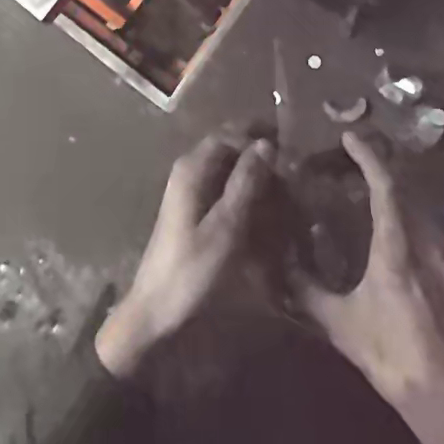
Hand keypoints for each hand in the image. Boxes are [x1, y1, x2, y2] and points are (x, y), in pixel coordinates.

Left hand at [95, 135, 272, 376]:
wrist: (154, 309)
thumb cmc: (191, 268)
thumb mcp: (225, 227)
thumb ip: (245, 183)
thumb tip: (266, 144)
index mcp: (191, 169)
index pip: (227, 133)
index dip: (257, 136)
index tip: (288, 148)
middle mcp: (187, 170)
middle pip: (226, 146)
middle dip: (256, 150)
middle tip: (289, 166)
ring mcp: (188, 189)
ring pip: (224, 165)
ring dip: (251, 169)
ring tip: (282, 184)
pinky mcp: (191, 208)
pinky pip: (221, 184)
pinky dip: (242, 186)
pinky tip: (262, 203)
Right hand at [298, 133, 443, 443]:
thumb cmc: (393, 357)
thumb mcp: (342, 326)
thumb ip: (309, 292)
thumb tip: (282, 269)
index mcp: (396, 248)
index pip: (383, 186)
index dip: (367, 156)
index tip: (350, 137)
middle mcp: (429, 242)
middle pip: (406, 192)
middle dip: (381, 174)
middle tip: (357, 170)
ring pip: (424, 212)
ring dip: (400, 200)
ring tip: (377, 203)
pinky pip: (439, 234)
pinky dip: (418, 225)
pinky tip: (406, 243)